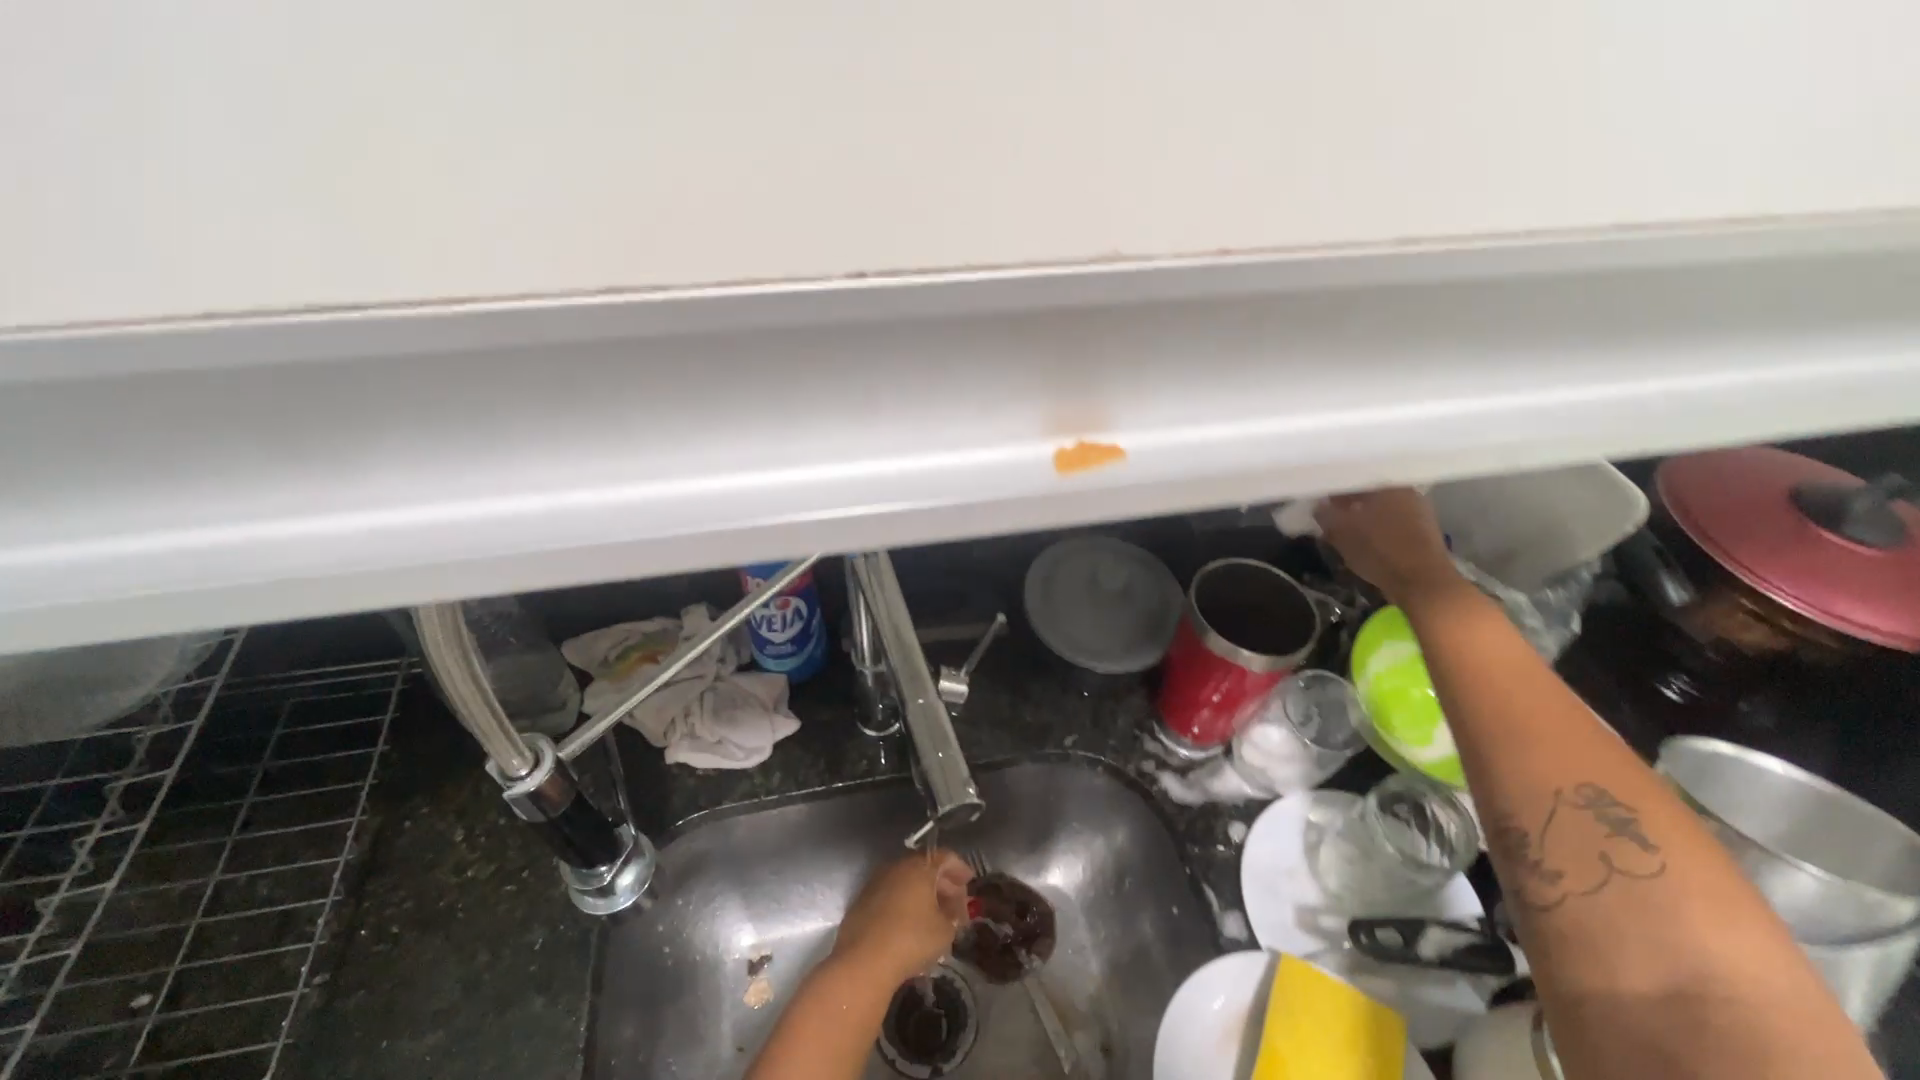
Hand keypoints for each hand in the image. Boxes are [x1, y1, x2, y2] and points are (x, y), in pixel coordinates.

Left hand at [831, 850, 973, 984]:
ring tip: (936, 917)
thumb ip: (953, 915)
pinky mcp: (861, 903)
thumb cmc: (911, 940)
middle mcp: (895, 868)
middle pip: (924, 868)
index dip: (960, 869)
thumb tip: (951, 909)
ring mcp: (875, 884)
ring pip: (905, 882)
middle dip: (943, 884)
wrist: (862, 962)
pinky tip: (911, 925)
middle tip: (955, 904)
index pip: (944, 857)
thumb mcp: (945, 930)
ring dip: (922, 895)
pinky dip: (904, 904)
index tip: (970, 882)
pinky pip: (890, 896)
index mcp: (918, 867)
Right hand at [1315, 488, 1462, 606]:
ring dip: (1364, 520)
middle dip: (1350, 506)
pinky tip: (1367, 544)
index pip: (1354, 481)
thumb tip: (1319, 505)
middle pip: (1370, 495)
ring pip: (1383, 511)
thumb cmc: (1380, 551)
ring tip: (1347, 535)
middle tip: (1331, 520)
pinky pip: (1394, 525)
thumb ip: (1326, 516)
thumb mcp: (1341, 534)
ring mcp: (1419, 513)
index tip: (1320, 504)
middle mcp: (1406, 493)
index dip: (1334, 492)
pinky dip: (1379, 531)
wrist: (1423, 583)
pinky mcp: (1425, 533)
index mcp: (1386, 485)